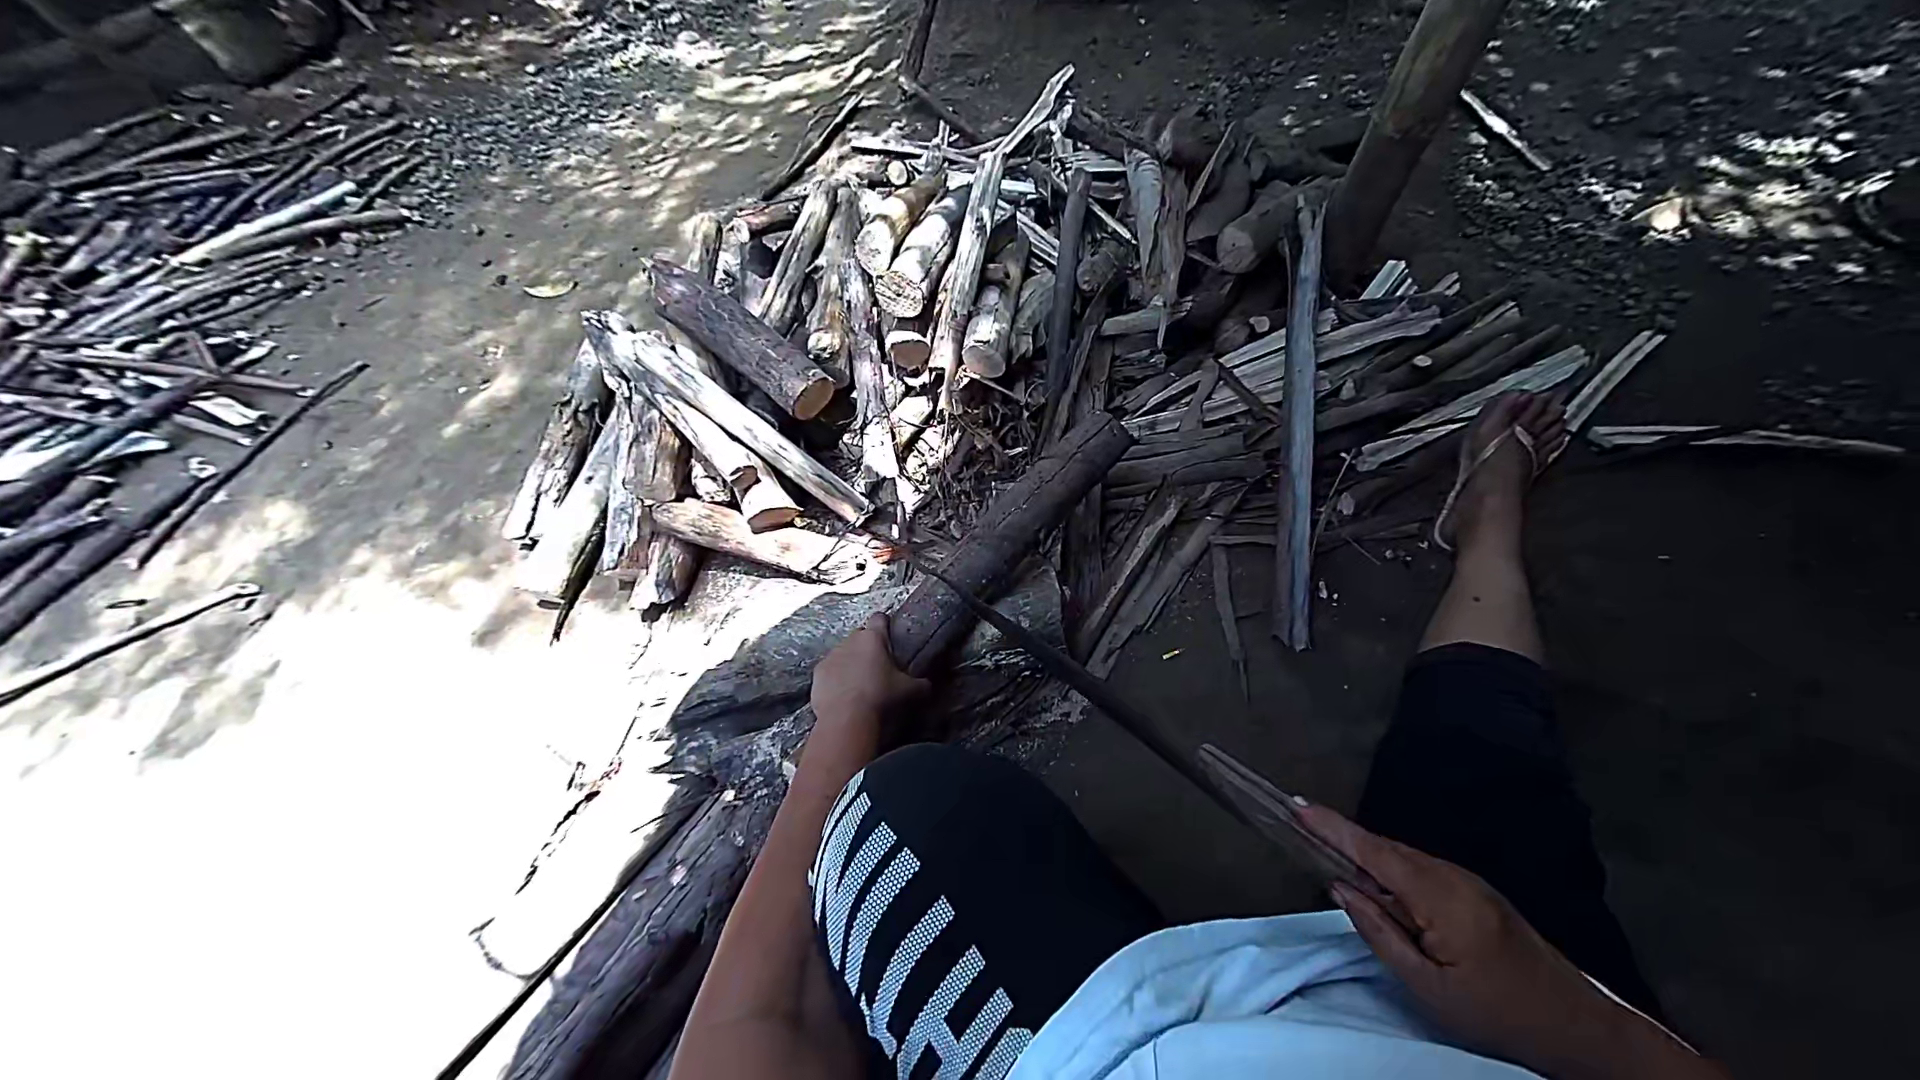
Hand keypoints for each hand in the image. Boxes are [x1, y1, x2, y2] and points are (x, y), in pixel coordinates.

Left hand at [810, 613, 928, 727]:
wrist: (845, 717)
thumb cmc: (880, 696)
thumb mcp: (909, 691)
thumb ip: (921, 684)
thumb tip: (928, 685)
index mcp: (873, 638)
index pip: (879, 618)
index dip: (884, 624)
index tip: (888, 634)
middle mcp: (850, 640)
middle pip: (860, 635)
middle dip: (866, 646)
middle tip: (876, 665)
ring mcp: (831, 655)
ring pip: (843, 653)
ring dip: (850, 662)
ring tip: (858, 683)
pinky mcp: (818, 672)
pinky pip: (829, 670)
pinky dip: (835, 678)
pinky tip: (842, 694)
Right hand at [1300, 803, 1722, 1079]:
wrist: (1583, 1030)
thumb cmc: (1498, 1014)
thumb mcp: (1428, 986)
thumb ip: (1377, 932)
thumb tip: (1340, 887)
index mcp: (1440, 896)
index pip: (1373, 851)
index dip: (1332, 827)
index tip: (1296, 806)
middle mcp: (1454, 876)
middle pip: (1385, 847)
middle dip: (1342, 834)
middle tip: (1300, 822)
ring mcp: (1468, 881)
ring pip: (1402, 856)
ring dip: (1364, 850)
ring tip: (1326, 846)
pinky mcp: (1475, 891)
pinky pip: (1418, 866)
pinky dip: (1387, 864)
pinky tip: (1373, 877)